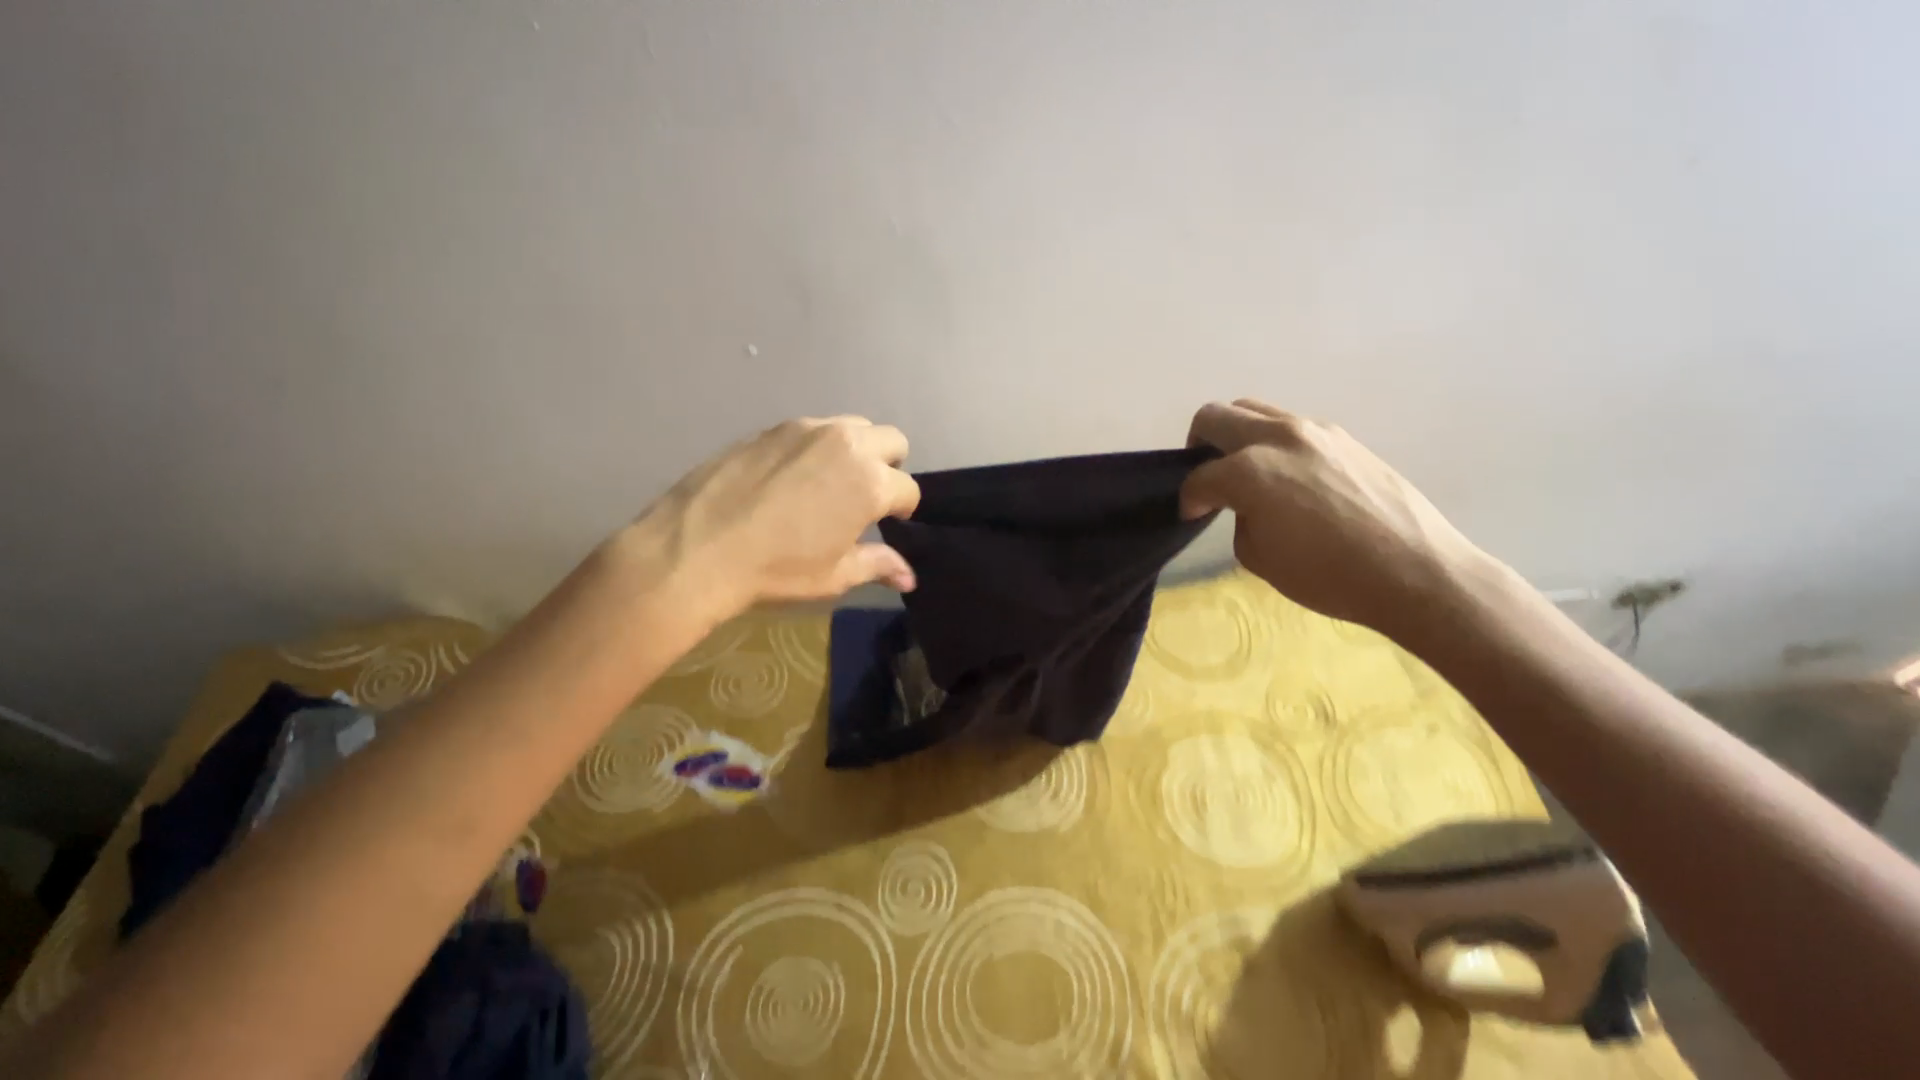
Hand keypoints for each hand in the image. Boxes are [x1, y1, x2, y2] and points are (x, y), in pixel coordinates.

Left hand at [638, 416, 921, 614]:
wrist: (698, 547)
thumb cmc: (776, 569)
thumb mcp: (833, 575)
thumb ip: (877, 565)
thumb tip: (909, 577)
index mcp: (870, 483)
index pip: (908, 489)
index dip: (901, 511)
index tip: (886, 525)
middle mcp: (846, 444)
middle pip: (891, 440)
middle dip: (888, 466)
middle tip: (864, 497)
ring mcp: (807, 429)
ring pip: (851, 426)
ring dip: (854, 450)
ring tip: (828, 482)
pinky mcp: (772, 427)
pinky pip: (811, 429)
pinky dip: (815, 447)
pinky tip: (790, 478)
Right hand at [1180, 400, 1491, 637]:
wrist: (1414, 570)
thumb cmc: (1329, 576)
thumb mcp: (1260, 559)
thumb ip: (1240, 519)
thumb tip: (1245, 506)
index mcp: (1250, 470)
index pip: (1200, 477)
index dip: (1189, 499)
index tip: (1192, 515)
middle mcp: (1278, 436)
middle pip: (1217, 416)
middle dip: (1200, 445)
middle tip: (1209, 478)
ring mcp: (1316, 431)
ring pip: (1256, 411)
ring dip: (1240, 438)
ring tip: (1249, 475)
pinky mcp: (1344, 438)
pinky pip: (1293, 427)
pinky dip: (1275, 444)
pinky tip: (1291, 480)